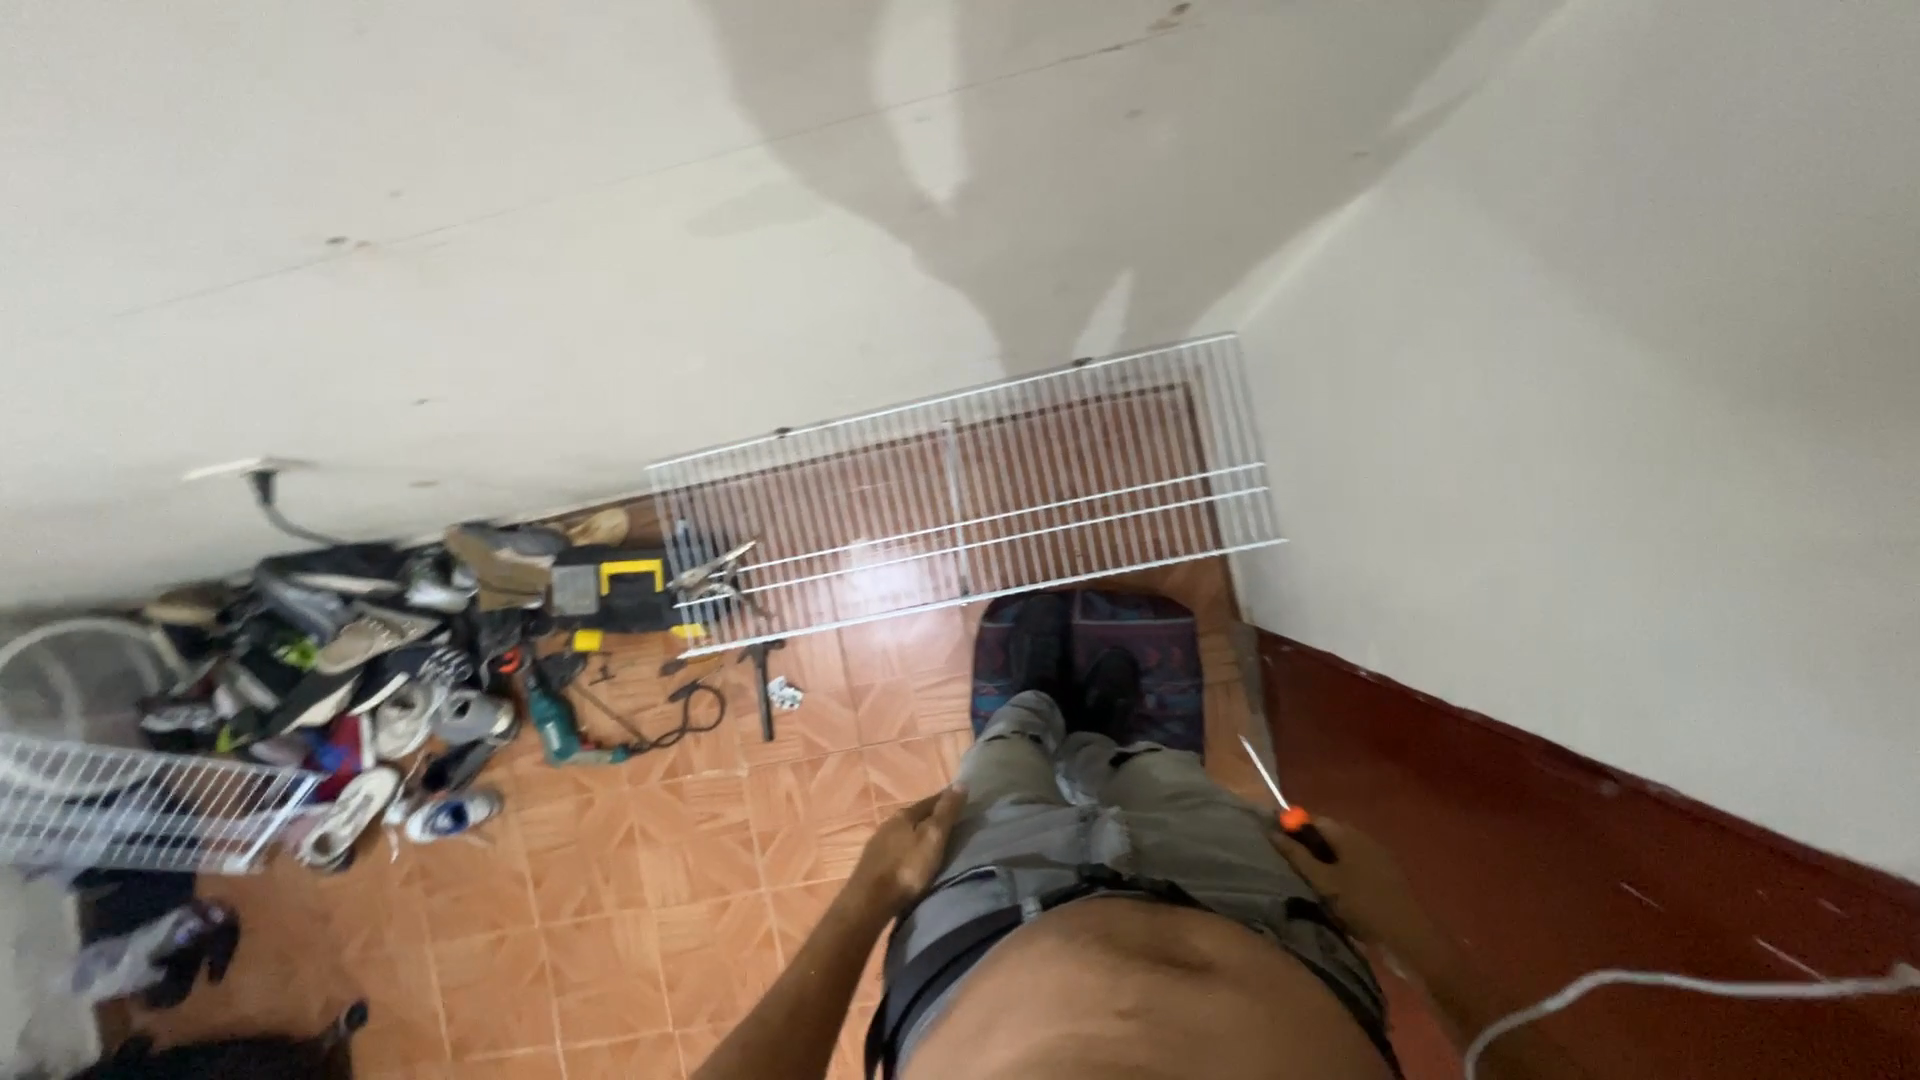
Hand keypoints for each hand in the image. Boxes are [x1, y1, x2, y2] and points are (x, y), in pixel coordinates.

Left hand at [849, 786, 967, 916]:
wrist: (869, 901)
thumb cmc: (906, 868)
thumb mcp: (933, 838)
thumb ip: (946, 812)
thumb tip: (960, 783)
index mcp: (904, 814)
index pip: (931, 800)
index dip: (947, 800)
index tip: (963, 801)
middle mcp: (888, 823)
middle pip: (916, 816)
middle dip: (933, 818)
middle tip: (953, 824)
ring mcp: (878, 843)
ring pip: (904, 832)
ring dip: (919, 834)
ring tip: (935, 843)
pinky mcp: (872, 863)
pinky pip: (896, 848)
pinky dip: (908, 849)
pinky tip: (912, 859)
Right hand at [1269, 817, 1431, 954]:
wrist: (1410, 939)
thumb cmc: (1362, 905)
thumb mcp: (1323, 882)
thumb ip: (1297, 856)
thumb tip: (1272, 832)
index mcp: (1349, 835)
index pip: (1314, 819)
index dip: (1294, 827)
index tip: (1279, 843)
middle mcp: (1364, 839)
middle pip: (1329, 833)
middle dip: (1309, 846)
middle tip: (1293, 866)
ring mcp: (1378, 857)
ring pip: (1342, 851)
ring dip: (1325, 861)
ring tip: (1311, 881)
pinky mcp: (1386, 875)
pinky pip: (1355, 864)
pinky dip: (1341, 871)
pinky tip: (1336, 891)